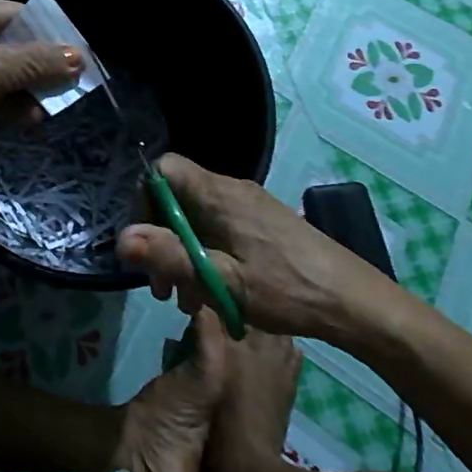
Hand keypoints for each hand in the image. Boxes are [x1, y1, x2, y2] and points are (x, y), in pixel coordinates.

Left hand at [0, 0, 80, 182]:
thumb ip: (38, 63)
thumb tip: (80, 60)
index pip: (19, 15)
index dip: (51, 35)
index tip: (80, 55)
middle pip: (16, 46)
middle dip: (42, 68)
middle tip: (73, 84)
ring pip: (8, 75)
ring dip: (29, 92)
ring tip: (52, 107)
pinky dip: (12, 108)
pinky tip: (31, 120)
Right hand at [115, 154, 402, 342]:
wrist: (350, 299)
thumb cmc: (286, 289)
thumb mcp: (222, 279)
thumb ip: (171, 257)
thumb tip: (120, 239)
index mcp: (219, 194)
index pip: (164, 169)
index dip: (144, 200)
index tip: (146, 244)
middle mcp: (232, 190)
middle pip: (177, 197)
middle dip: (162, 240)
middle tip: (164, 289)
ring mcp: (249, 206)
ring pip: (197, 218)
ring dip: (185, 256)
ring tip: (190, 301)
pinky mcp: (261, 223)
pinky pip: (219, 229)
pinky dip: (207, 257)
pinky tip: (214, 294)